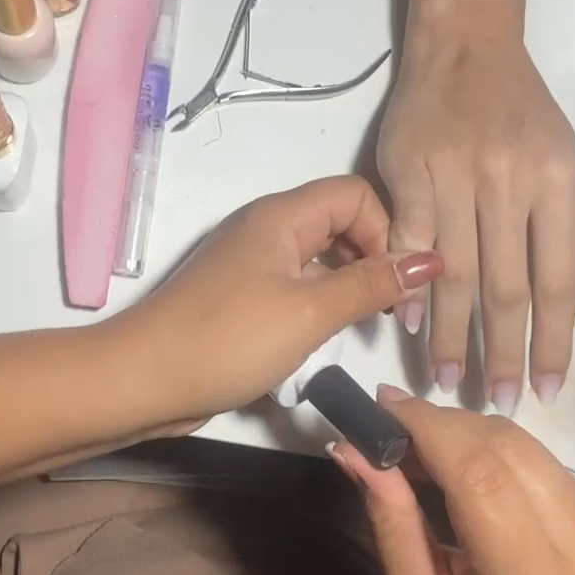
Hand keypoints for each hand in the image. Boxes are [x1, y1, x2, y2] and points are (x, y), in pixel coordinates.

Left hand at [113, 176, 441, 434]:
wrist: (143, 379)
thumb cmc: (227, 339)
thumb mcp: (309, 312)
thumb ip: (371, 284)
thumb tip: (430, 260)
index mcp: (281, 216)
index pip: (355, 195)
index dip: (387, 231)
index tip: (400, 283)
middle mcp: (267, 230)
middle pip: (339, 224)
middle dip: (374, 259)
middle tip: (394, 310)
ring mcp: (252, 265)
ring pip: (319, 260)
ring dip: (349, 287)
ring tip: (365, 327)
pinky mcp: (242, 298)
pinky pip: (295, 288)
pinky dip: (319, 306)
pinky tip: (325, 341)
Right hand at [329, 388, 574, 574]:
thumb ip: (390, 523)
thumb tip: (352, 449)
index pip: (481, 478)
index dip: (430, 429)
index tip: (383, 406)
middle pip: (507, 449)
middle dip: (443, 422)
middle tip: (392, 426)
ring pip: (527, 445)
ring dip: (467, 429)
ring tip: (422, 444)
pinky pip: (542, 459)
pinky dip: (494, 445)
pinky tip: (463, 461)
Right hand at [378, 0, 574, 414]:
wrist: (465, 48)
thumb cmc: (518, 108)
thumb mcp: (568, 160)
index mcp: (557, 184)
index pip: (560, 278)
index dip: (557, 340)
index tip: (549, 390)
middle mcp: (512, 183)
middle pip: (506, 284)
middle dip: (502, 350)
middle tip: (495, 400)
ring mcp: (457, 177)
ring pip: (455, 270)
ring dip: (452, 332)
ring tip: (449, 380)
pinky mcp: (410, 170)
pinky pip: (409, 237)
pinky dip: (409, 282)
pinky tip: (408, 322)